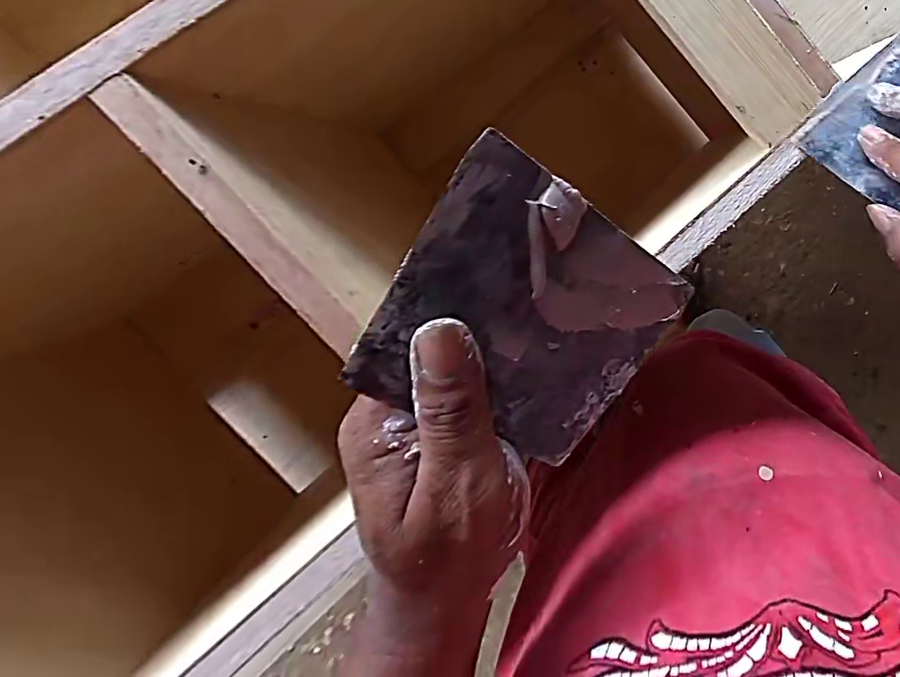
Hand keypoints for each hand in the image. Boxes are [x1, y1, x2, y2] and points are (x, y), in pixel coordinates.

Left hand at [337, 318, 526, 667]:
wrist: (446, 608)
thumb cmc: (448, 561)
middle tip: (521, 310)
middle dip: (473, 334)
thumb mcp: (455, 484)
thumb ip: (449, 412)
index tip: (492, 291)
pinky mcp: (432, 432)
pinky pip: (460, 391)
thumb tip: (440, 328)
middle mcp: (383, 413)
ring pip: (448, 369)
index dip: (447, 316)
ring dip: (485, 357)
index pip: (404, 344)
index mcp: (374, 421)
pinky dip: (489, 382)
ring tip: (526, 332)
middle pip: (427, 351)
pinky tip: (519, 371)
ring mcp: (408, 421)